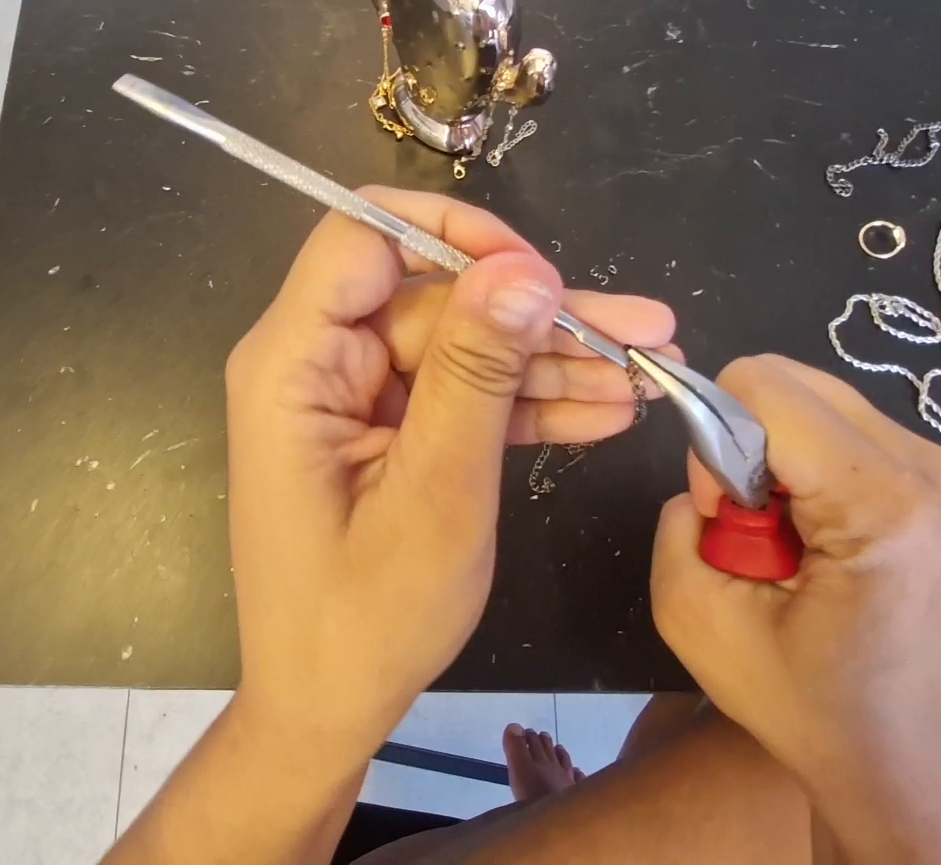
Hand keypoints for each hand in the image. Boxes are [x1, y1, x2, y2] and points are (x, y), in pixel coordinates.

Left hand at [225, 187, 673, 757]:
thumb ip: (476, 372)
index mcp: (292, 364)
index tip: (535, 274)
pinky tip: (602, 411)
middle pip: (434, 299)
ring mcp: (355, 398)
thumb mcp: (435, 492)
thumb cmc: (366, 618)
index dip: (452, 235)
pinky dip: (526, 404)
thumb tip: (523, 270)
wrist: (328, 706)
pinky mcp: (387, 430)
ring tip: (647, 372)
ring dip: (551, 363)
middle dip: (538, 316)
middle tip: (645, 331)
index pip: (361, 237)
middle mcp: (316, 364)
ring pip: (461, 346)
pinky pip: (459, 395)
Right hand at [649, 354, 940, 783]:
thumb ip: (676, 518)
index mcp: (878, 501)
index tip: (721, 512)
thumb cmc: (793, 696)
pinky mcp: (935, 477)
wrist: (886, 756)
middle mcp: (925, 468)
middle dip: (741, 439)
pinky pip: (833, 422)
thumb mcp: (690, 611)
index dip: (715, 439)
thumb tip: (711, 474)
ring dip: (767, 450)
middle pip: (786, 380)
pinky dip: (796, 458)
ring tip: (777, 530)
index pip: (764, 387)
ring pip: (807, 395)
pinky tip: (807, 525)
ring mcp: (940, 469)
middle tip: (744, 520)